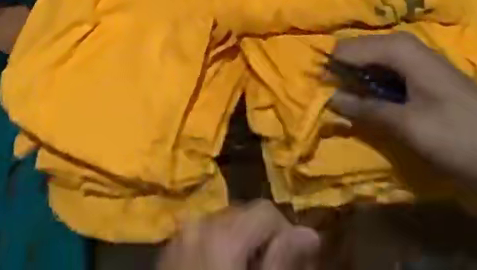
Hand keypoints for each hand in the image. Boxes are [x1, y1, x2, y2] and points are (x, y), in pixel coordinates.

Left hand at [157, 201, 320, 269]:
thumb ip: (283, 264)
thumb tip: (310, 235)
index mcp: (222, 233)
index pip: (267, 213)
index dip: (289, 237)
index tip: (300, 267)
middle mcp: (197, 225)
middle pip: (243, 217)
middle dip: (265, 242)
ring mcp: (177, 241)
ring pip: (223, 228)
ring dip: (243, 248)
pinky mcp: (166, 259)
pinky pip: (201, 242)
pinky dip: (219, 255)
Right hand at [326, 32, 476, 196]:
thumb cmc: (463, 137)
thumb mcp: (411, 128)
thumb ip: (369, 111)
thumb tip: (331, 98)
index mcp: (400, 48)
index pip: (348, 48)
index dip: (327, 66)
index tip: (305, 86)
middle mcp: (407, 45)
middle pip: (360, 52)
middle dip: (340, 72)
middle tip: (318, 98)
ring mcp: (419, 61)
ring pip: (374, 64)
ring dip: (357, 82)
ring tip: (337, 105)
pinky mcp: (427, 79)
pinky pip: (389, 75)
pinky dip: (375, 88)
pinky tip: (369, 108)